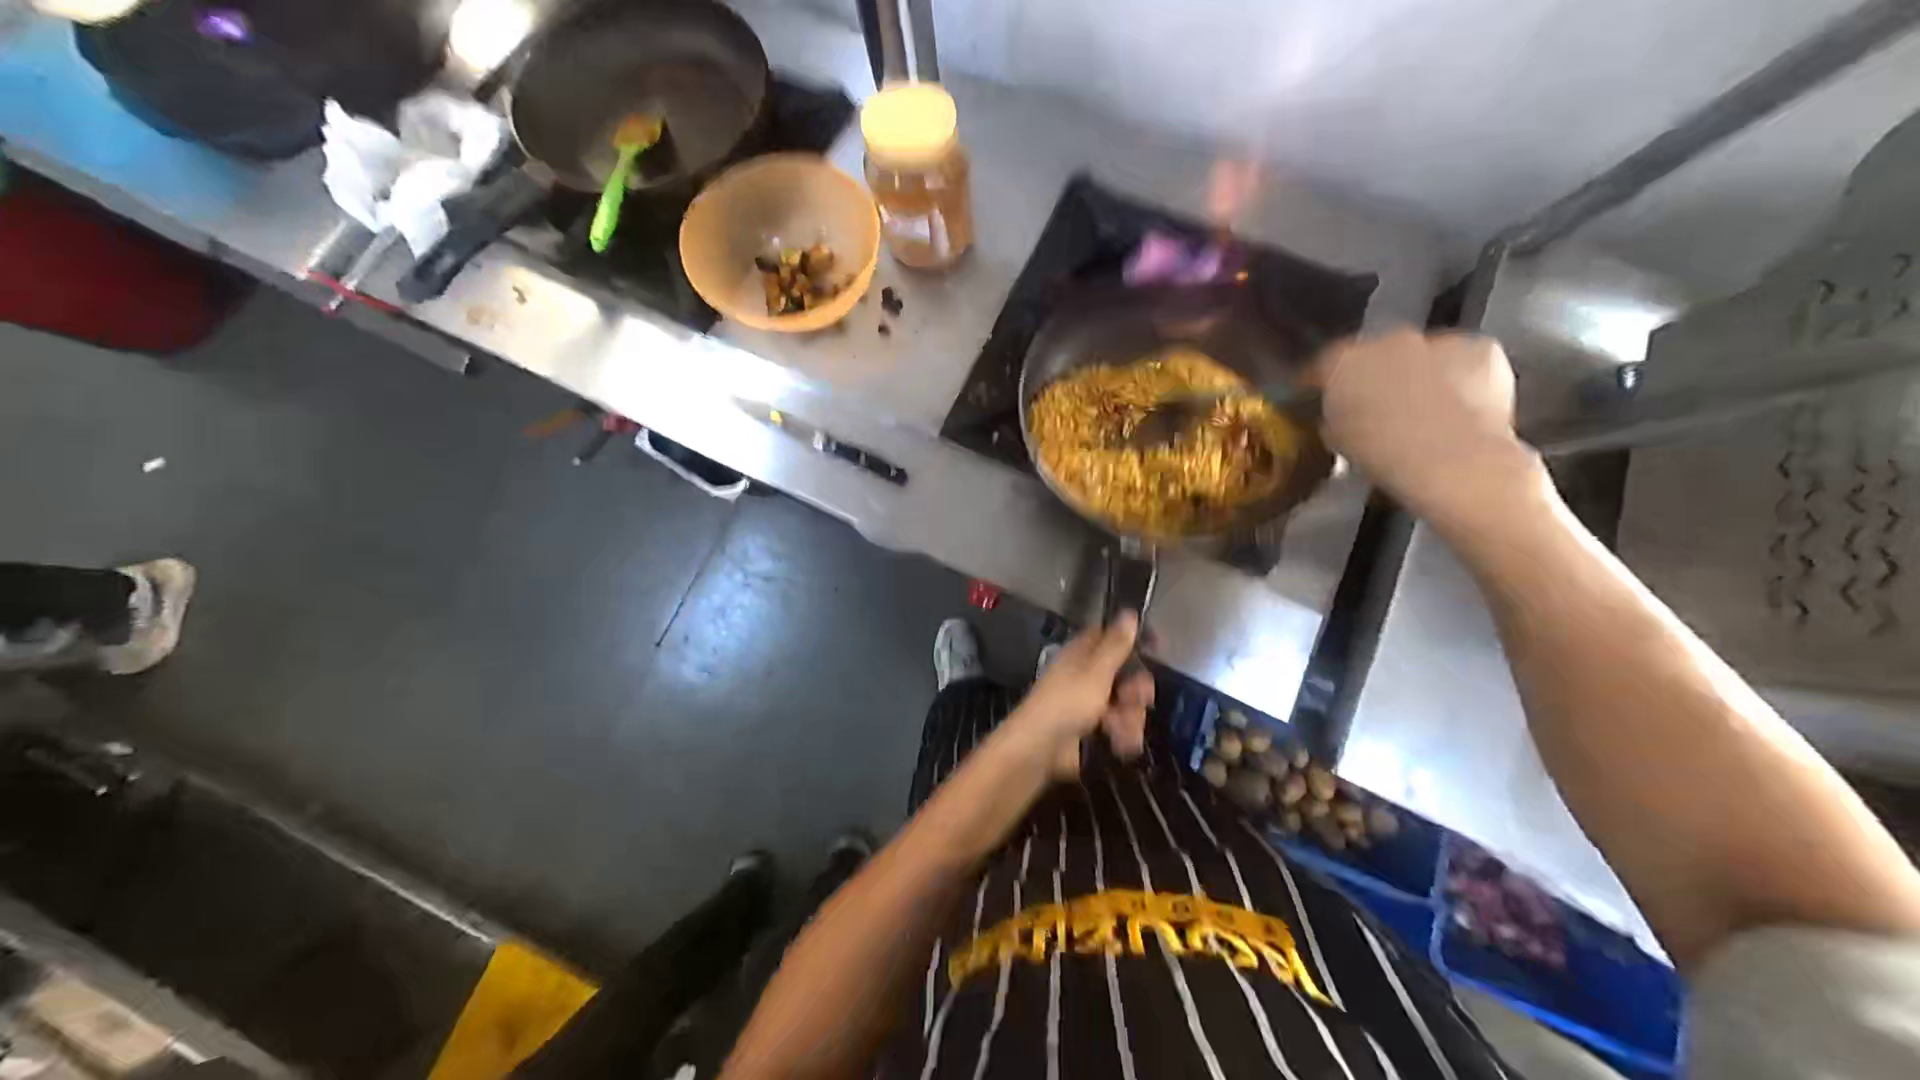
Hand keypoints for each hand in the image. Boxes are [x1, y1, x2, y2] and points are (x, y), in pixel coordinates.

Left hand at [1001, 613, 1155, 779]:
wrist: (1041, 748)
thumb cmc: (1067, 702)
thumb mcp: (1096, 671)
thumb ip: (1116, 645)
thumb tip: (1129, 613)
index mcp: (1083, 655)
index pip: (1111, 638)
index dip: (1132, 641)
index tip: (1155, 647)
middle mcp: (1087, 676)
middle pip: (1126, 675)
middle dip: (1136, 691)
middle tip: (1137, 699)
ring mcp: (1091, 704)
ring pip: (1126, 704)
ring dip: (1131, 719)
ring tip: (1120, 730)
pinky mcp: (1094, 731)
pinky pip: (1120, 728)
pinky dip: (1123, 736)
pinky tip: (1119, 744)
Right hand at [1316, 329, 1538, 524]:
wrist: (1449, 459)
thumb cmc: (1382, 455)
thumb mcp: (1337, 440)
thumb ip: (1334, 416)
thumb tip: (1343, 416)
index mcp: (1342, 362)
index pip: (1324, 364)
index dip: (1320, 382)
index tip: (1319, 396)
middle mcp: (1386, 341)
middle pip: (1376, 353)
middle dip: (1375, 375)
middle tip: (1378, 406)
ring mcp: (1436, 341)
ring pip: (1423, 354)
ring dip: (1420, 374)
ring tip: (1423, 410)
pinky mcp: (1480, 350)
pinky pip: (1464, 360)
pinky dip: (1462, 377)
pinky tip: (1461, 405)